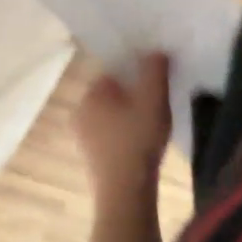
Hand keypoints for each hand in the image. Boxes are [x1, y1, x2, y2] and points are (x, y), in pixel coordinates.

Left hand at [74, 53, 170, 200]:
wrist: (125, 190)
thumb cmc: (138, 138)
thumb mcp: (154, 97)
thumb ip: (154, 69)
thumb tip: (154, 51)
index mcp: (91, 94)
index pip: (115, 68)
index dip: (138, 67)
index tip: (159, 74)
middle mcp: (80, 111)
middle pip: (114, 89)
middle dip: (136, 88)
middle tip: (161, 94)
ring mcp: (82, 134)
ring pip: (113, 110)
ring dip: (132, 108)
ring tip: (157, 115)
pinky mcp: (91, 152)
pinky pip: (111, 128)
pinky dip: (127, 126)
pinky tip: (145, 135)